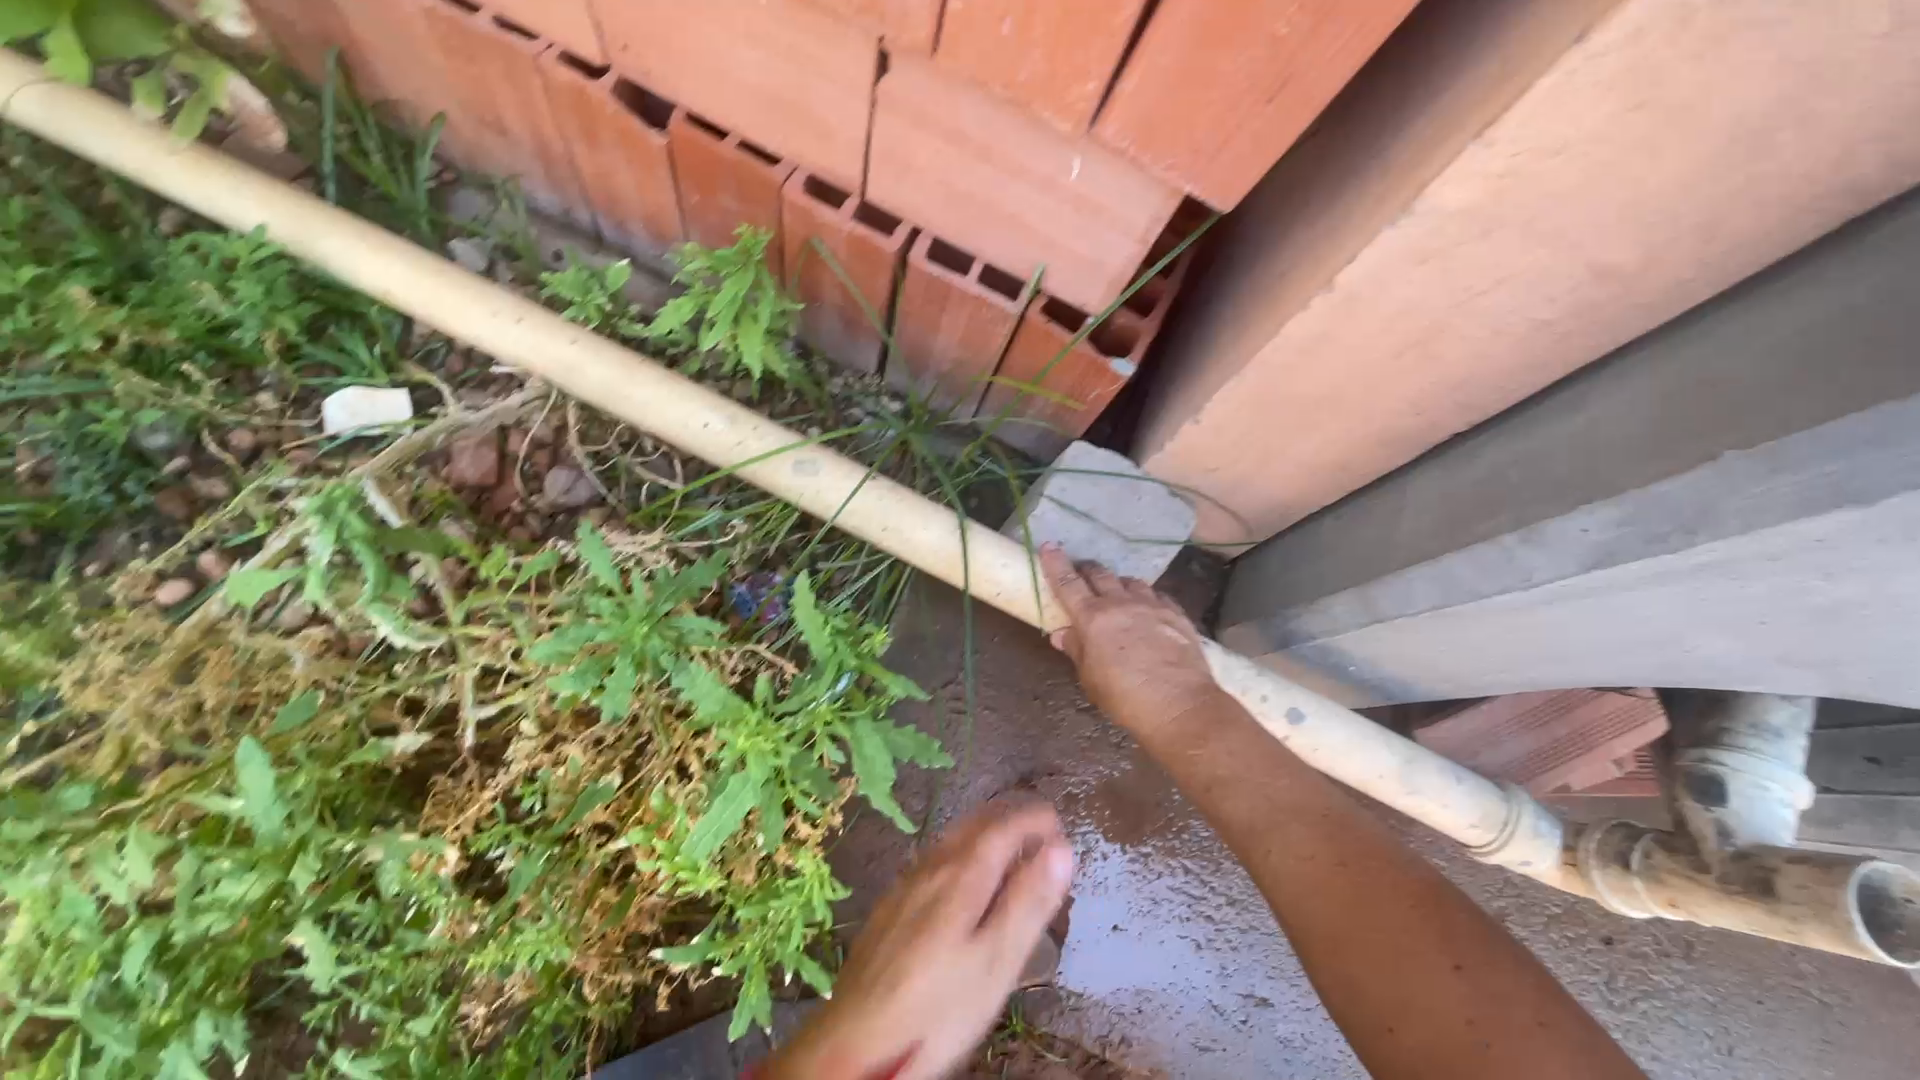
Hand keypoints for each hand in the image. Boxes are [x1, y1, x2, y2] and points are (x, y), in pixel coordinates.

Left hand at [764, 802, 1073, 1079]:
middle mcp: (930, 869)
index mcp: (961, 876)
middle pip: (972, 826)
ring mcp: (904, 887)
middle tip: (1037, 827)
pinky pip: (932, 861)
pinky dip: (959, 854)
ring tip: (1007, 847)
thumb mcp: (995, 962)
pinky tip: (959, 879)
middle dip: (1007, 819)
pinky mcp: (888, 909)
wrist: (854, 1041)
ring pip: (949, 842)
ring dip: (982, 833)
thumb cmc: (937, 1008)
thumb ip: (1028, 902)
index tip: (1058, 823)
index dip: (1033, 820)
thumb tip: (1061, 850)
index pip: (1003, 827)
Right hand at [1039, 544, 1220, 739]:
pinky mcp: (1177, 615)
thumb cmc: (1125, 697)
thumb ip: (1077, 650)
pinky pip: (1158, 596)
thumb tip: (1062, 635)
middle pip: (1100, 574)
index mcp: (1093, 618)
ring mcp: (1152, 606)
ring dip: (1119, 584)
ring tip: (1117, 593)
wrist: (1179, 704)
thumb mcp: (1090, 678)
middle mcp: (1121, 603)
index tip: (1049, 546)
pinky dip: (1147, 598)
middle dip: (1087, 570)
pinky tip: (1149, 609)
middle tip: (1082, 573)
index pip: (1068, 583)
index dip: (1056, 564)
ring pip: (1131, 582)